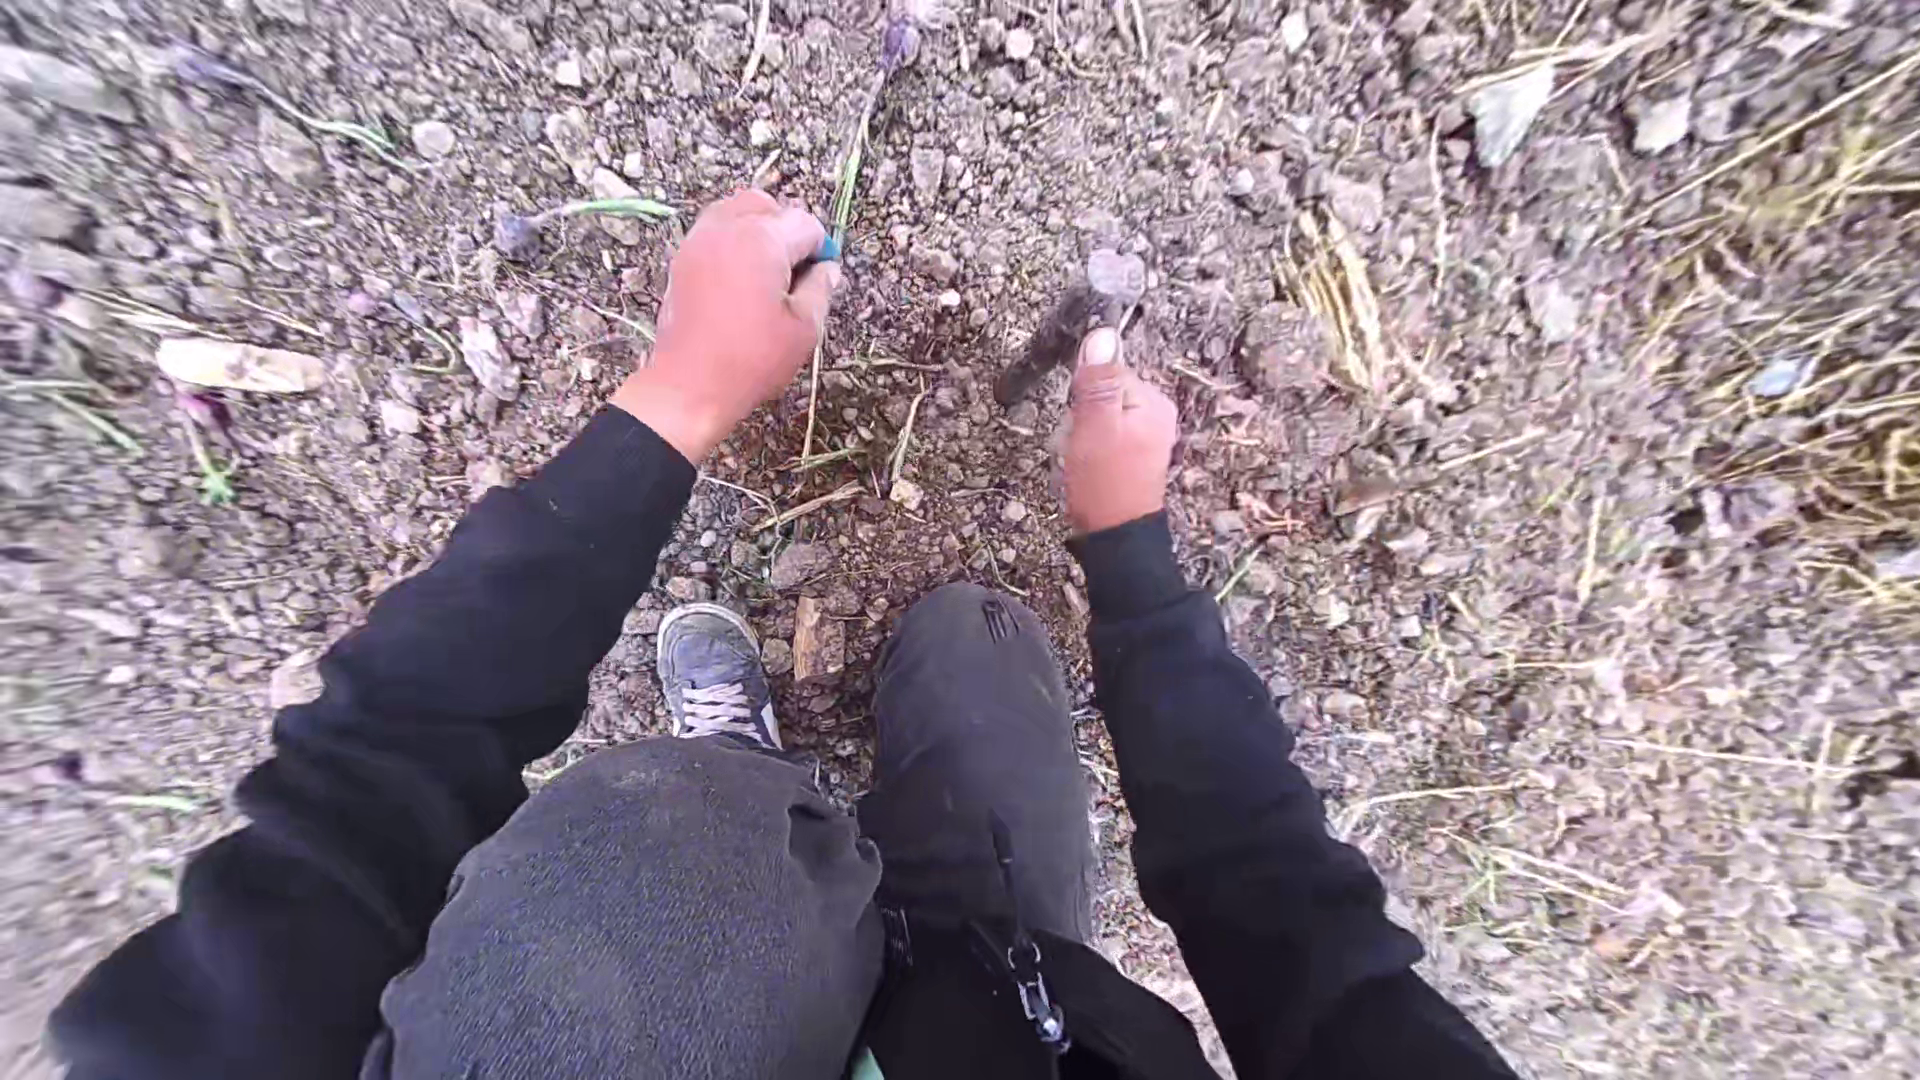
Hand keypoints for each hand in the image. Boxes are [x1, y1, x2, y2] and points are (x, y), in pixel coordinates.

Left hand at [612, 190, 840, 460]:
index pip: (805, 223)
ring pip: (736, 212)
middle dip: (788, 230)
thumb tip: (829, 269)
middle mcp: (726, 227)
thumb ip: (821, 289)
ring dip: (759, 233)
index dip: (821, 249)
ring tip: (770, 277)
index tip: (822, 279)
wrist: (692, 385)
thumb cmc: (755, 359)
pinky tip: (743, 282)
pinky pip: (715, 232)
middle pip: (766, 205)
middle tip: (797, 273)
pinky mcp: (683, 259)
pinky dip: (735, 244)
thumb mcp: (804, 329)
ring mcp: (698, 240)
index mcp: (762, 240)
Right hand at [1062, 327, 1177, 533]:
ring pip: (1094, 420)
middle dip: (1079, 421)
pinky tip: (1083, 470)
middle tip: (1079, 447)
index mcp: (1152, 404)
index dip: (1083, 397)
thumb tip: (1100, 336)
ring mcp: (1141, 438)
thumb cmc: (1105, 486)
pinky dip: (1084, 453)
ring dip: (1077, 439)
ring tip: (1080, 462)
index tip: (1080, 422)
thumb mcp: (1095, 428)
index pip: (1107, 375)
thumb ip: (1097, 383)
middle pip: (1099, 397)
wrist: (1114, 538)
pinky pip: (1097, 440)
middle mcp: (1153, 417)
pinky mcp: (1128, 457)